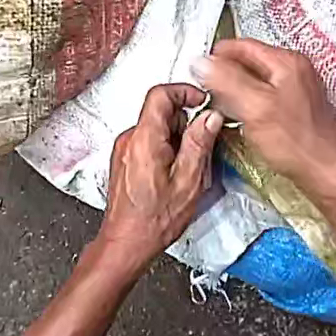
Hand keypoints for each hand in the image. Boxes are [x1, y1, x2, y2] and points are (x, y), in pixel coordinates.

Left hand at [94, 83, 224, 271]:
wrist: (127, 243)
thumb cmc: (154, 220)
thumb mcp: (188, 181)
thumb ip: (200, 143)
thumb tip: (211, 116)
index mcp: (145, 139)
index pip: (161, 94)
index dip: (185, 92)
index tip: (202, 102)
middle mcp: (130, 140)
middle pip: (162, 113)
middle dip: (185, 126)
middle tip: (199, 151)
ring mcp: (124, 150)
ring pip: (157, 129)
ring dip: (177, 142)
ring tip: (185, 171)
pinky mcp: (124, 161)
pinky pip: (149, 143)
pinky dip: (166, 152)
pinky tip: (172, 177)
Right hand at [192, 40, 335, 194]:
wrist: (326, 172)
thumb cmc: (296, 142)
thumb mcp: (254, 106)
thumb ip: (226, 80)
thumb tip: (201, 61)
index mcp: (286, 62)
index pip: (242, 46)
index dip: (216, 57)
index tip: (198, 71)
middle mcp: (295, 70)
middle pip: (250, 62)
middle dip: (225, 74)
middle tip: (206, 91)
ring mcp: (299, 89)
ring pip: (257, 81)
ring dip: (237, 91)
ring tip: (220, 107)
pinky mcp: (298, 109)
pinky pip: (266, 97)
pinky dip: (250, 104)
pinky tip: (242, 120)